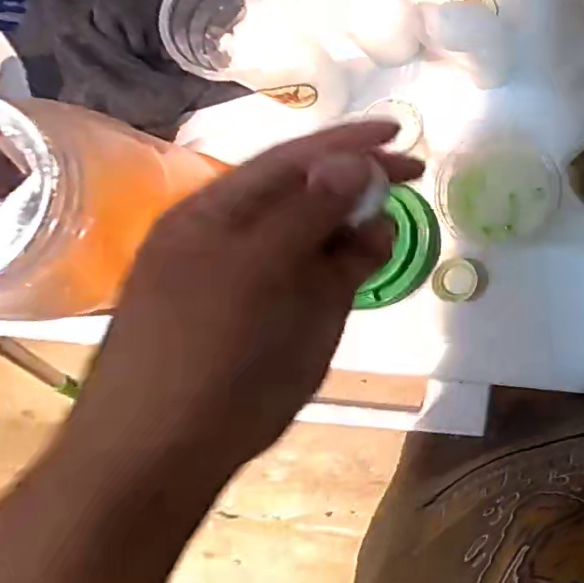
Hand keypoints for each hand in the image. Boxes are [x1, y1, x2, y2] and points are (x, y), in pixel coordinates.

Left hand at [63, 121, 423, 481]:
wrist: (169, 449)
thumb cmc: (206, 355)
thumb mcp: (257, 274)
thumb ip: (306, 215)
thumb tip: (352, 162)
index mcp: (218, 215)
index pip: (290, 162)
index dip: (344, 142)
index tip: (398, 133)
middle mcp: (244, 236)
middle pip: (311, 190)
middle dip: (360, 176)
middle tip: (414, 171)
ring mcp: (269, 273)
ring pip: (326, 230)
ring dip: (361, 218)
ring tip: (391, 221)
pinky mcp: (291, 308)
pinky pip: (333, 267)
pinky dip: (360, 254)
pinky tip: (377, 250)